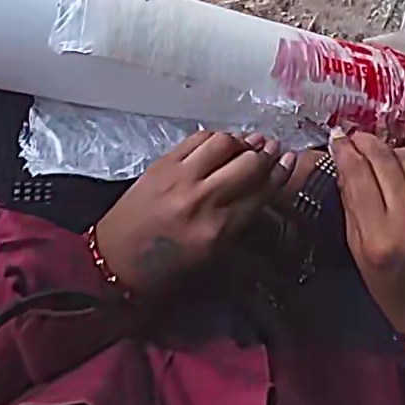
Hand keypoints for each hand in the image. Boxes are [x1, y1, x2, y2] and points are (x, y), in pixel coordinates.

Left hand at [93, 131, 292, 296]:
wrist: (114, 260)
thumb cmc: (166, 267)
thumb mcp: (211, 253)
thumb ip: (238, 219)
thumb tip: (261, 185)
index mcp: (217, 230)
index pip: (260, 192)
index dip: (280, 172)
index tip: (289, 159)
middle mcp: (202, 200)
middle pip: (248, 163)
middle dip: (265, 153)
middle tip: (271, 148)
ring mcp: (180, 177)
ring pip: (224, 143)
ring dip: (240, 141)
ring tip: (246, 144)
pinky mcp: (162, 163)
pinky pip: (197, 139)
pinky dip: (214, 137)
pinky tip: (220, 143)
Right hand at [333, 132, 404, 334]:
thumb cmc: (388, 285)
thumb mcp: (356, 248)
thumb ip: (351, 202)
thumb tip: (344, 159)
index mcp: (379, 238)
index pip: (358, 175)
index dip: (345, 150)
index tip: (337, 138)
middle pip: (385, 160)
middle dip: (366, 142)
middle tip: (354, 138)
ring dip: (390, 151)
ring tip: (380, 157)